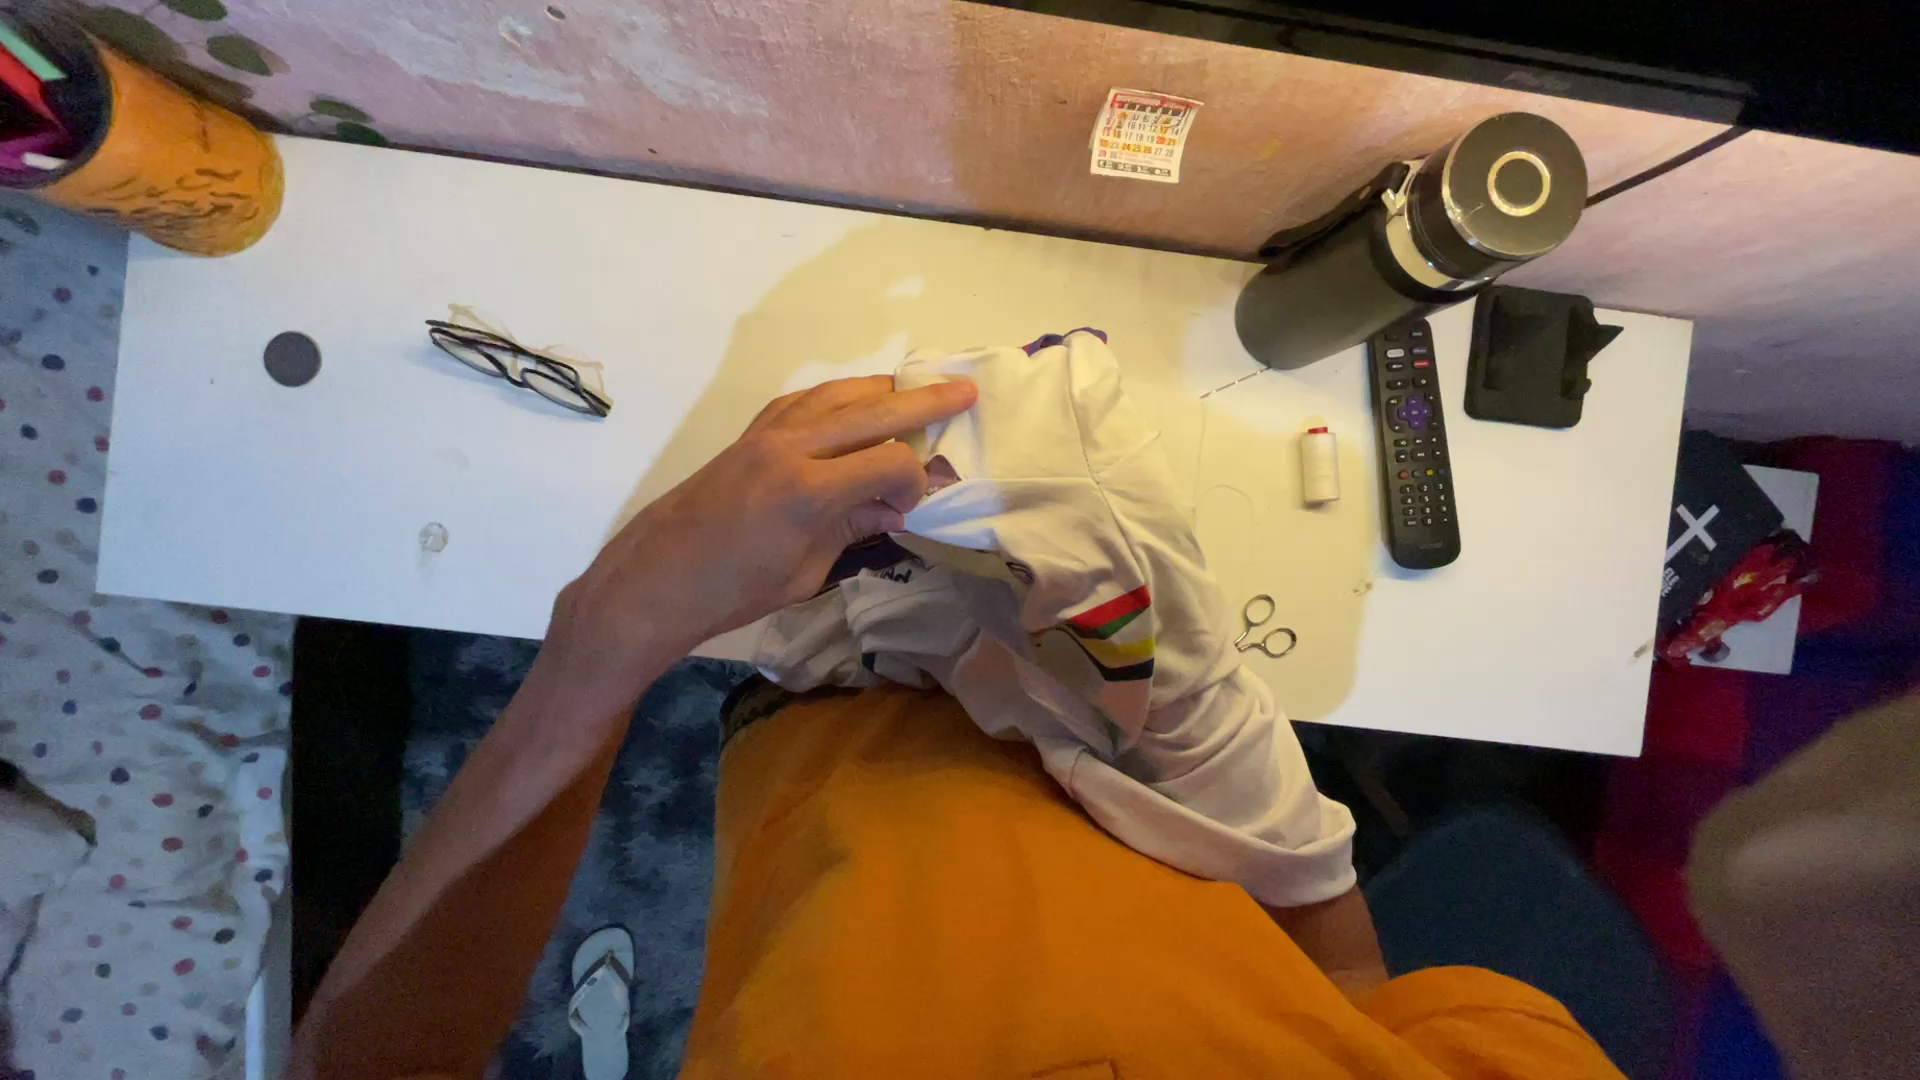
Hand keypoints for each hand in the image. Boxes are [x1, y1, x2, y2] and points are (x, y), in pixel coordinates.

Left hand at [544, 374, 976, 702]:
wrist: (654, 580)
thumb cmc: (733, 593)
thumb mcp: (806, 571)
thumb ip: (854, 527)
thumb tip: (893, 505)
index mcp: (808, 492)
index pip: (891, 462)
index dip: (915, 482)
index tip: (909, 508)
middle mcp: (791, 447)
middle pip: (873, 410)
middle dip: (926, 400)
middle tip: (965, 389)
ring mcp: (766, 433)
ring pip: (839, 392)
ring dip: (883, 390)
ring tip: (918, 389)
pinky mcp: (751, 433)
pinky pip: (807, 400)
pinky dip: (841, 397)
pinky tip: (857, 404)